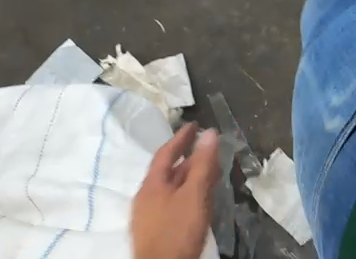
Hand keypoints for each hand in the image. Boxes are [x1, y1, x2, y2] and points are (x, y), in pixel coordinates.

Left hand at [131, 124, 220, 258]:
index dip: (181, 137)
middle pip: (168, 172)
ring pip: (171, 189)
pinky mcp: (154, 232)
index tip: (195, 124)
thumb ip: (202, 163)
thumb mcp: (194, 194)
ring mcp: (147, 218)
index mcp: (150, 186)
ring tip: (211, 173)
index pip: (165, 153)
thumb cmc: (178, 231)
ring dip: (190, 177)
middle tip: (209, 149)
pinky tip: (200, 199)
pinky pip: (171, 203)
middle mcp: (145, 199)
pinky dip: (187, 193)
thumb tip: (209, 132)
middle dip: (190, 158)